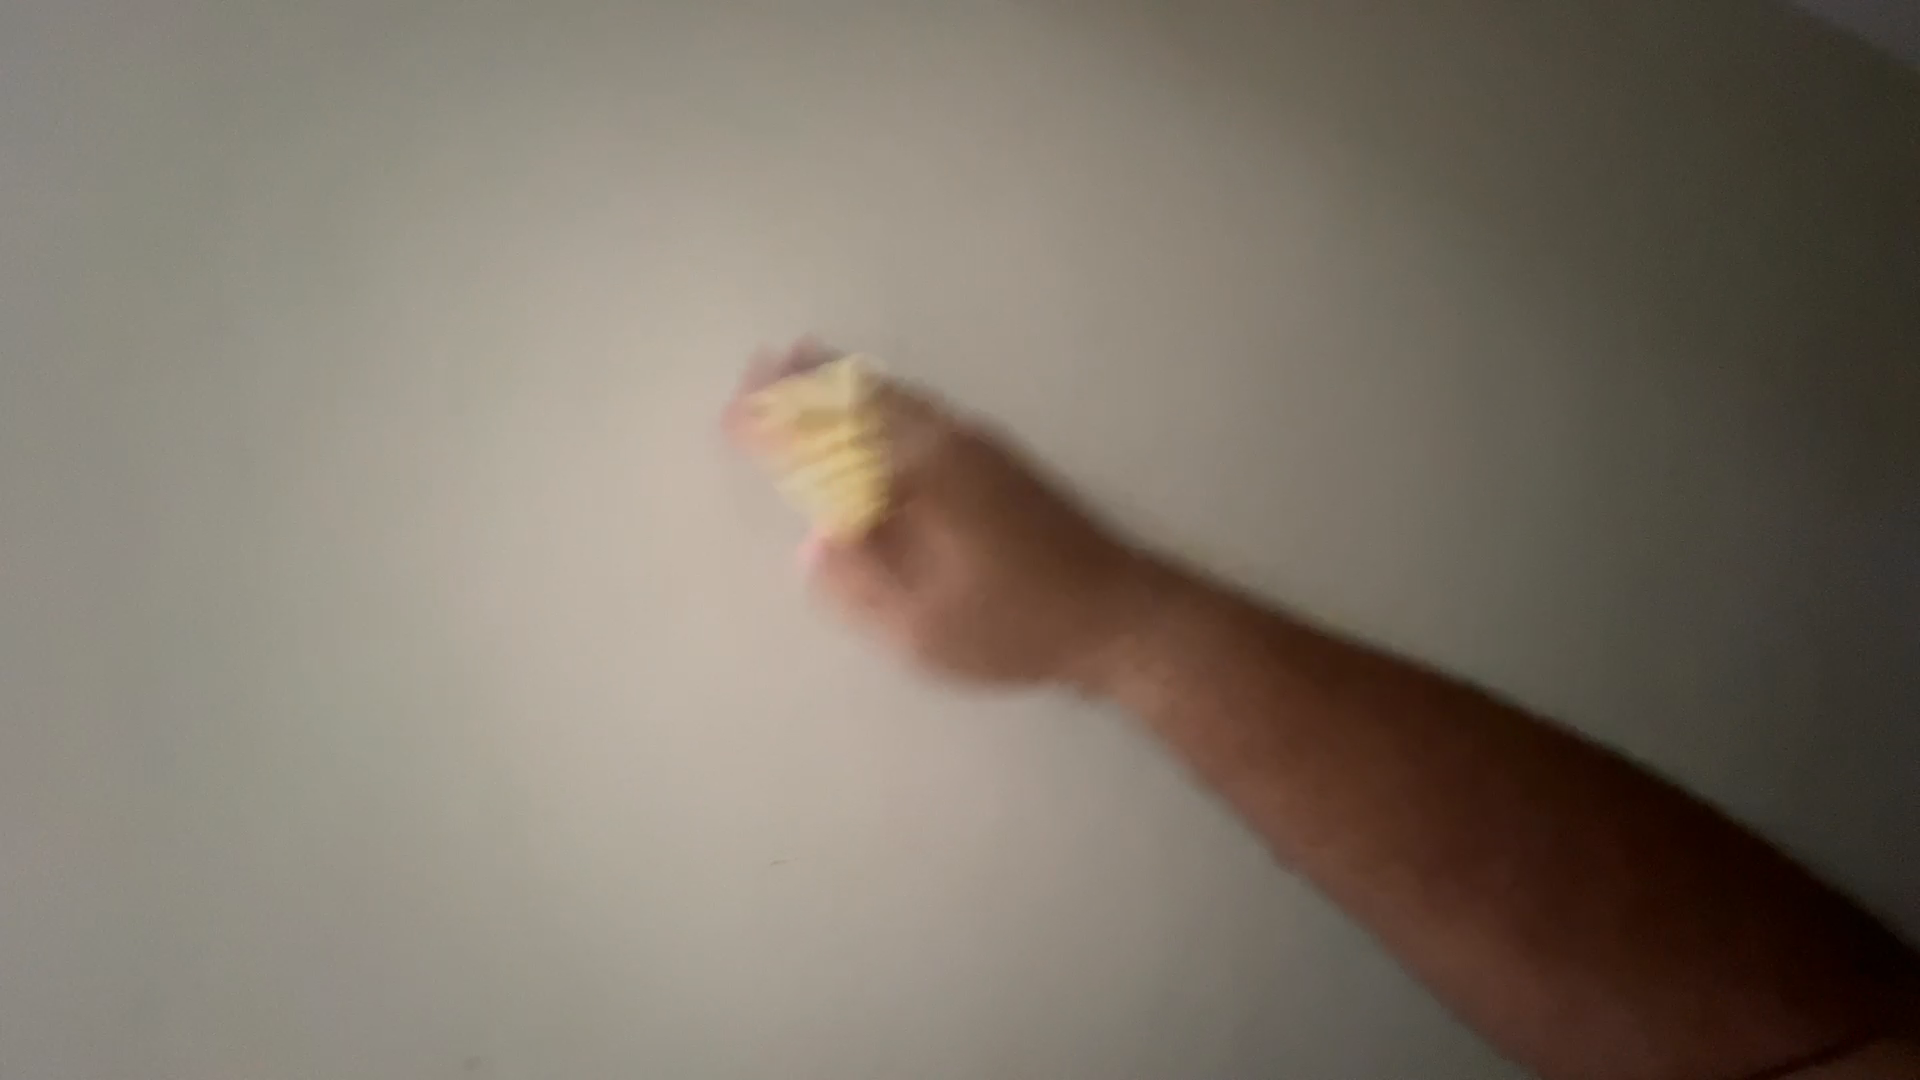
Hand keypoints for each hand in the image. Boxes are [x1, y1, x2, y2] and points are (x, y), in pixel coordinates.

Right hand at [726, 340, 1154, 687]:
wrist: (1114, 611)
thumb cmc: (1015, 626)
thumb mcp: (924, 629)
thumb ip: (861, 585)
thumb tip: (812, 544)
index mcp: (918, 483)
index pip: (830, 444)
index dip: (778, 429)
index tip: (734, 417)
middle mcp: (944, 447)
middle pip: (862, 401)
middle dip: (806, 384)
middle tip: (762, 362)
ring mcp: (976, 447)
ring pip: (896, 397)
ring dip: (845, 379)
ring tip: (804, 357)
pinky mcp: (998, 458)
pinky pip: (923, 409)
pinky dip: (885, 394)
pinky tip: (879, 396)